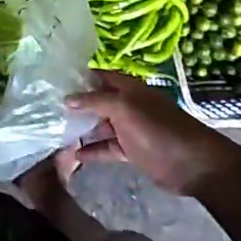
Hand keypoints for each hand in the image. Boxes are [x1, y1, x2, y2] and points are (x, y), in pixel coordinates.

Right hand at [65, 70, 240, 196]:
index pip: (98, 76)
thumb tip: (67, 97)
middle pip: (96, 100)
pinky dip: (92, 150)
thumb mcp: (124, 109)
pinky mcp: (131, 150)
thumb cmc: (158, 129)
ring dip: (81, 127)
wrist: (194, 164)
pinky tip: (73, 153)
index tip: (52, 80)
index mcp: (127, 88)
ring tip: (54, 131)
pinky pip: (106, 147)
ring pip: (99, 124)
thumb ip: (95, 101)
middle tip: (46, 108)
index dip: (78, 77)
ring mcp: (129, 128)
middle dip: (75, 103)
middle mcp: (126, 104)